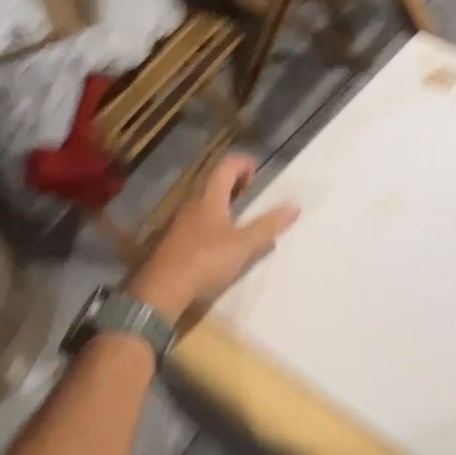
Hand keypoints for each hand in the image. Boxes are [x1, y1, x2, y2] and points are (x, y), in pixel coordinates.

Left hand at [127, 155, 298, 322]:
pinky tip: (220, 238)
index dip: (244, 164)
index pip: (226, 165)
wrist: (162, 290)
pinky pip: (196, 216)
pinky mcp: (174, 238)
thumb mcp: (244, 245)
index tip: (258, 177)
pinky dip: (212, 216)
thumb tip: (294, 206)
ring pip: (203, 198)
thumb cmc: (205, 260)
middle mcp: (193, 202)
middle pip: (213, 179)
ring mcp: (180, 220)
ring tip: (239, 214)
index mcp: (210, 196)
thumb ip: (268, 225)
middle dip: (234, 181)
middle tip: (250, 192)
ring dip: (222, 199)